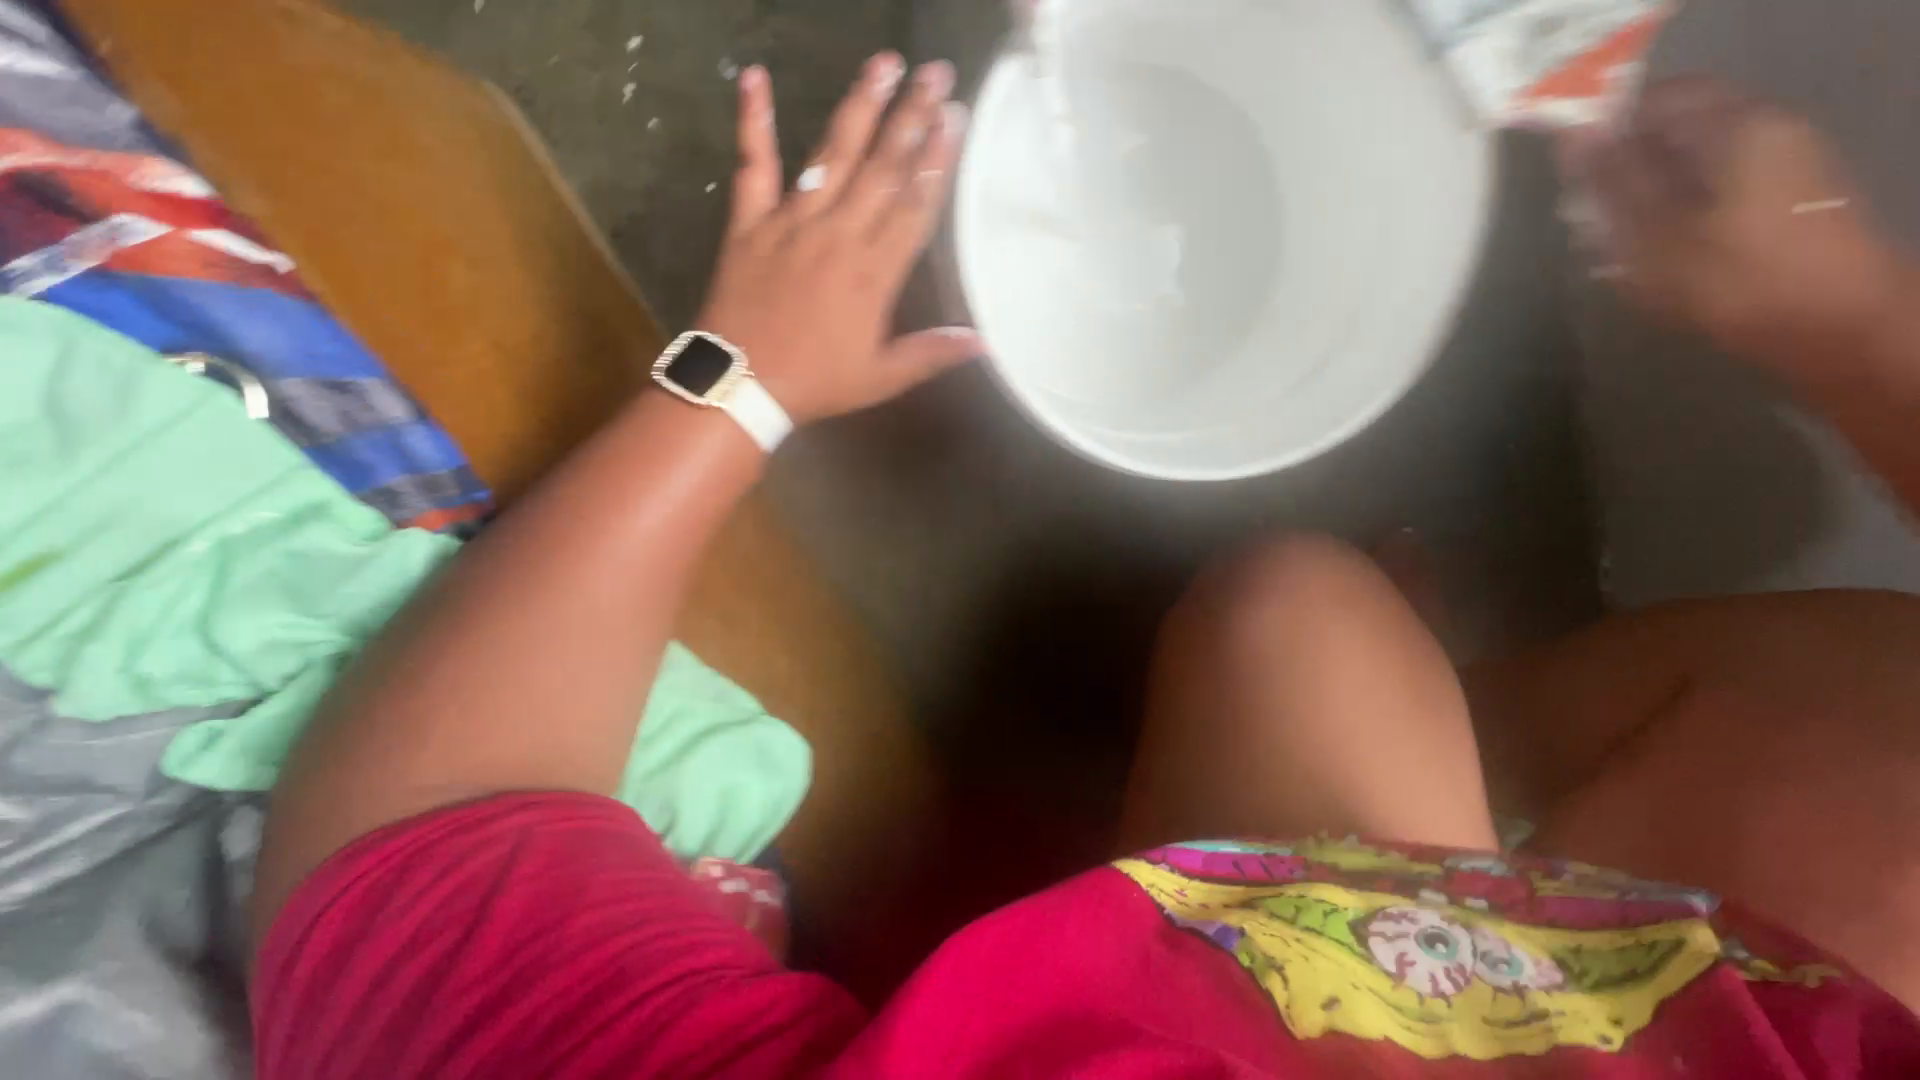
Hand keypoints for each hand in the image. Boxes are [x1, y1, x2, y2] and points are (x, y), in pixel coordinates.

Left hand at [695, 54, 982, 423]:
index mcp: (873, 270)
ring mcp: (791, 221)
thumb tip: (983, 341)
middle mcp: (838, 233)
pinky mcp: (750, 222)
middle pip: (882, 167)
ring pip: (831, 155)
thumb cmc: (816, 382)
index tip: (954, 117)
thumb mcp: (881, 377)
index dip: (937, 159)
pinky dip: (754, 121)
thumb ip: (931, 353)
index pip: (914, 203)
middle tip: (935, 72)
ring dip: (859, 107)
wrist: (741, 385)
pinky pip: (753, 165)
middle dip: (912, 117)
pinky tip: (754, 77)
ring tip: (883, 63)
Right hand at [1563, 77, 1909, 374]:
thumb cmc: (1730, 277)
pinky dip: (1668, 218)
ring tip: (1607, 247)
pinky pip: (1706, 195)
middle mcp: (1763, 133)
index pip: (1657, 98)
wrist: (1826, 325)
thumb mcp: (1651, 229)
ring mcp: (1776, 168)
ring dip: (1639, 202)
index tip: (1569, 169)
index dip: (1607, 126)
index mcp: (1736, 126)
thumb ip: (1610, 178)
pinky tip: (1645, 258)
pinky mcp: (1776, 204)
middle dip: (1619, 171)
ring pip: (1684, 169)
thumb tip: (1574, 134)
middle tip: (1583, 218)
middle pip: (1671, 134)